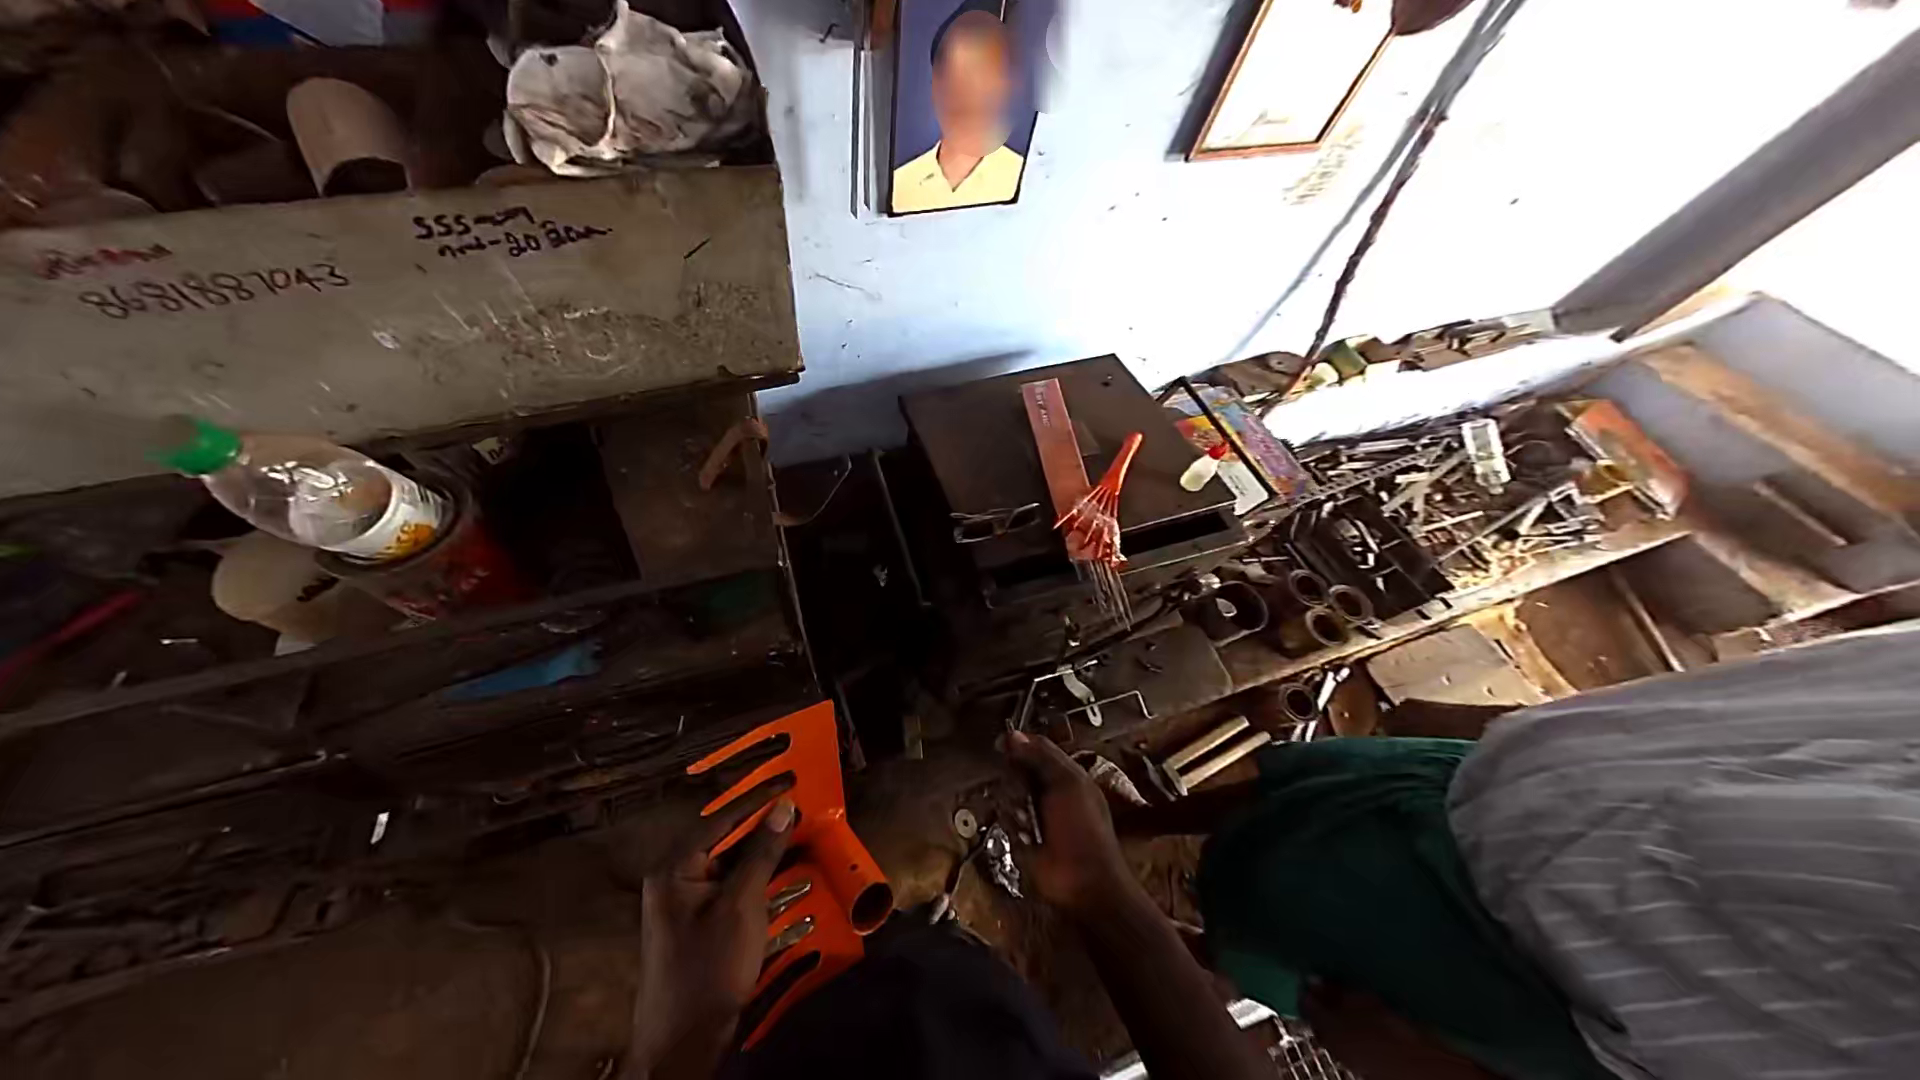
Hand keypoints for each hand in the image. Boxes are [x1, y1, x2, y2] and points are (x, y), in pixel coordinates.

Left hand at [628, 795, 794, 1079]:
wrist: (683, 1043)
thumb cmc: (709, 967)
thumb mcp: (742, 904)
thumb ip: (762, 852)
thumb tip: (784, 806)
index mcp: (674, 867)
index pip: (721, 818)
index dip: (758, 797)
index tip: (789, 779)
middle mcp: (675, 877)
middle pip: (723, 835)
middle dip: (762, 820)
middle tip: (797, 800)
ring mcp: (686, 900)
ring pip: (730, 859)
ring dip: (763, 847)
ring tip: (797, 827)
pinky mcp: (700, 920)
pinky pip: (731, 883)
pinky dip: (757, 873)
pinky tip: (784, 866)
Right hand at [1004, 730, 1145, 917]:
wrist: (1084, 882)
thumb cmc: (1082, 827)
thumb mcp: (1067, 783)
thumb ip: (1041, 757)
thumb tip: (1012, 735)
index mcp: (1066, 773)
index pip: (1037, 748)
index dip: (1019, 743)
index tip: (999, 743)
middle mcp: (1048, 789)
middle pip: (1018, 769)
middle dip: (1014, 776)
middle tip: (1020, 790)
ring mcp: (1033, 813)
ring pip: (1009, 792)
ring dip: (1014, 803)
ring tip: (1025, 818)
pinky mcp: (1020, 836)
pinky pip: (1005, 818)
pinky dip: (1010, 822)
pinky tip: (1022, 832)